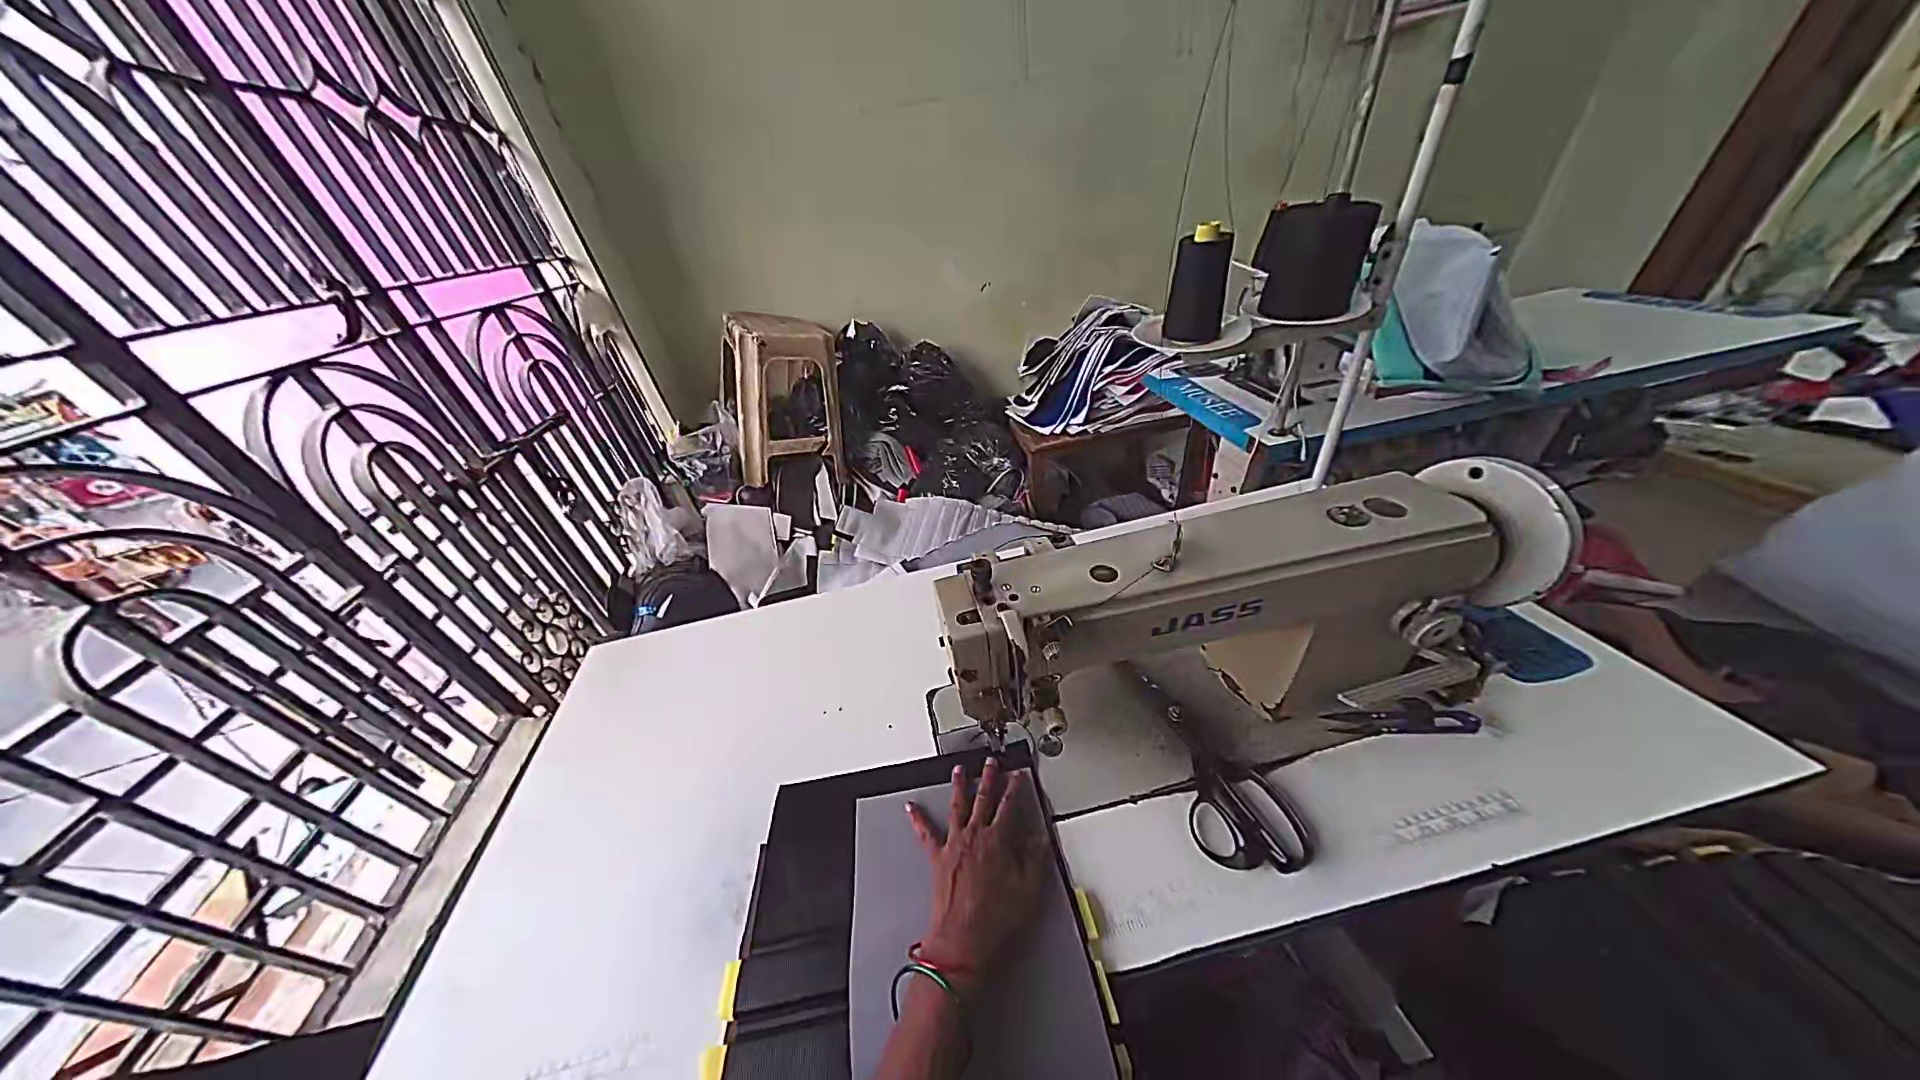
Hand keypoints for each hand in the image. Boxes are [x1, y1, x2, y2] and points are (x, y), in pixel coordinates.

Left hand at [905, 758, 1047, 991]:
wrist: (963, 943)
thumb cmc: (995, 921)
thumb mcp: (1029, 890)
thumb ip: (1035, 859)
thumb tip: (1039, 839)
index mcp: (998, 841)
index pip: (1009, 806)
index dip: (1015, 788)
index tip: (1018, 776)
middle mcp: (974, 837)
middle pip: (983, 798)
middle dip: (988, 777)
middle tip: (991, 762)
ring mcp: (954, 846)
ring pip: (957, 806)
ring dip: (959, 786)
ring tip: (959, 770)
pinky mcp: (938, 859)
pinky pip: (925, 834)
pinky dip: (918, 819)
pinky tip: (912, 807)